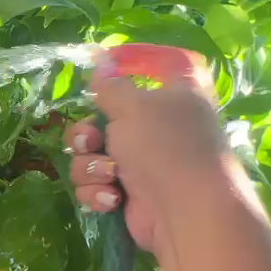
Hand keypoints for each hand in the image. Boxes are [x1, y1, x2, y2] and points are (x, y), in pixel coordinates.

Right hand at [65, 45, 254, 255]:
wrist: (184, 210)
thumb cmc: (166, 148)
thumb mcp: (134, 106)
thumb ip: (111, 86)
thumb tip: (102, 61)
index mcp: (171, 97)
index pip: (161, 64)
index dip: (136, 60)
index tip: (107, 63)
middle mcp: (156, 128)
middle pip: (102, 119)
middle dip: (86, 134)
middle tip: (93, 142)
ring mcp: (141, 163)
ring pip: (90, 156)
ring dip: (90, 167)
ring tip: (110, 176)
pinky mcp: (126, 193)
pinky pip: (93, 184)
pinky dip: (97, 191)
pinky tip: (112, 198)